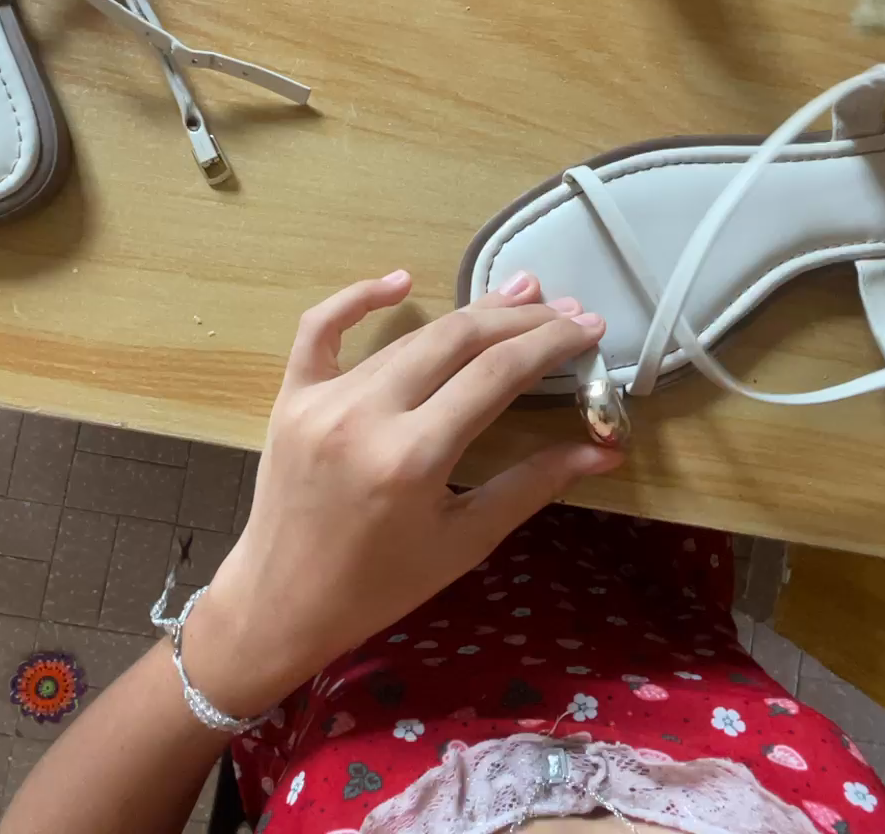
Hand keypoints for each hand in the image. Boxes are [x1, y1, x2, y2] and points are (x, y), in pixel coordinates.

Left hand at [180, 270, 620, 716]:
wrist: (281, 603)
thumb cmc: (380, 586)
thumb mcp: (465, 542)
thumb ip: (532, 486)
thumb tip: (603, 451)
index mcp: (413, 457)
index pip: (496, 374)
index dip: (550, 343)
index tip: (588, 327)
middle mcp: (366, 414)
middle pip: (457, 339)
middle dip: (520, 319)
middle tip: (564, 309)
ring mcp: (322, 399)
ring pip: (409, 337)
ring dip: (468, 313)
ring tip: (517, 296)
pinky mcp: (291, 395)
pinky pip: (320, 328)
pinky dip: (359, 298)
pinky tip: (402, 281)